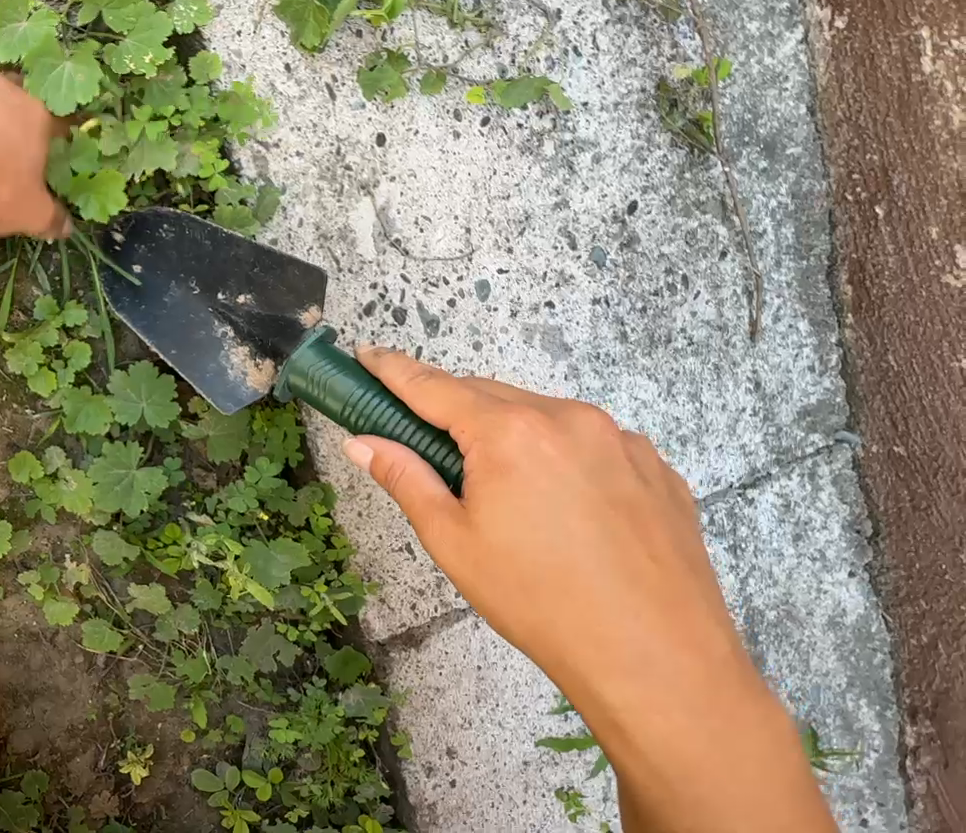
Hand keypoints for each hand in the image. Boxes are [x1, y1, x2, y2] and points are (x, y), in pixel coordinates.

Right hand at [342, 347, 832, 830]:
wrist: (661, 665)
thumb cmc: (539, 601)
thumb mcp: (450, 539)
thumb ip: (403, 477)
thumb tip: (360, 442)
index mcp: (510, 432)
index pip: (432, 385)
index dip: (392, 368)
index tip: (366, 354)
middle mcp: (568, 418)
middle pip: (487, 394)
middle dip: (449, 408)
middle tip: (420, 436)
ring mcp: (622, 441)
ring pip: (540, 416)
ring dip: (506, 432)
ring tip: (496, 485)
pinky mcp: (658, 469)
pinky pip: (589, 442)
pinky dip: (558, 454)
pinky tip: (558, 504)